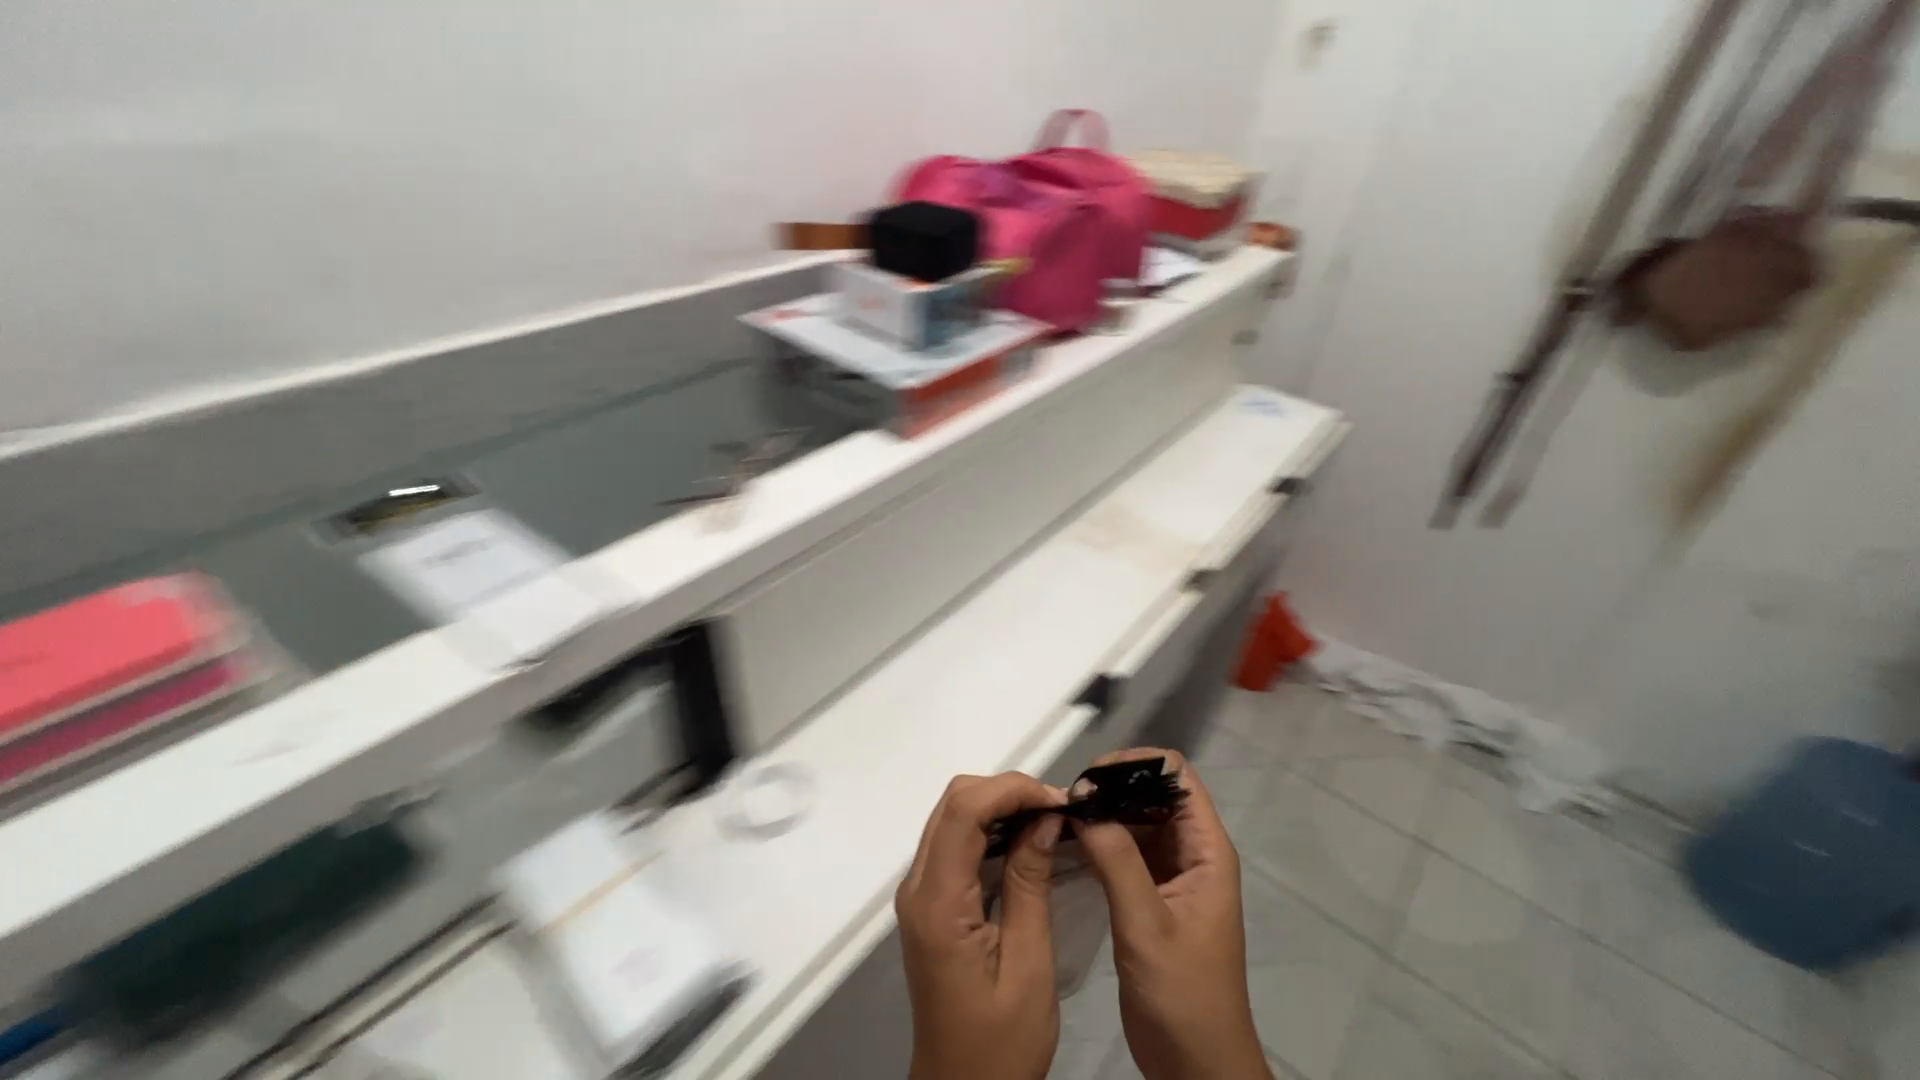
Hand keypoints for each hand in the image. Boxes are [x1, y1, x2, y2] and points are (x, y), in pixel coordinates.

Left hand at [896, 773, 1069, 1079]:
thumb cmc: (1001, 1042)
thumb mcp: (1029, 965)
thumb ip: (1031, 884)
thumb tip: (1045, 818)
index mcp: (938, 902)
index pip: (963, 811)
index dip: (1010, 790)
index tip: (1059, 801)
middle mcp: (918, 887)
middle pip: (953, 804)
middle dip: (1007, 792)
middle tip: (1058, 811)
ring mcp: (920, 894)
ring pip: (953, 817)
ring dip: (1000, 807)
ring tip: (1050, 821)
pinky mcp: (931, 904)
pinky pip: (956, 844)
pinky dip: (991, 830)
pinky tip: (1027, 842)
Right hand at [1076, 749, 1271, 1079]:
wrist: (1196, 1063)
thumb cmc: (1183, 992)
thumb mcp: (1147, 924)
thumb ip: (1117, 861)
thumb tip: (1084, 803)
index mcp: (1207, 851)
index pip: (1178, 778)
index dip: (1138, 765)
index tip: (1091, 777)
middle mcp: (1191, 854)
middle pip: (1153, 796)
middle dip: (1112, 788)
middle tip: (1065, 798)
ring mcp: (1170, 876)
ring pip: (1136, 823)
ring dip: (1102, 815)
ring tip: (1059, 816)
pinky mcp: (1150, 899)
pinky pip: (1124, 854)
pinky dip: (1097, 843)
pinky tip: (1064, 845)